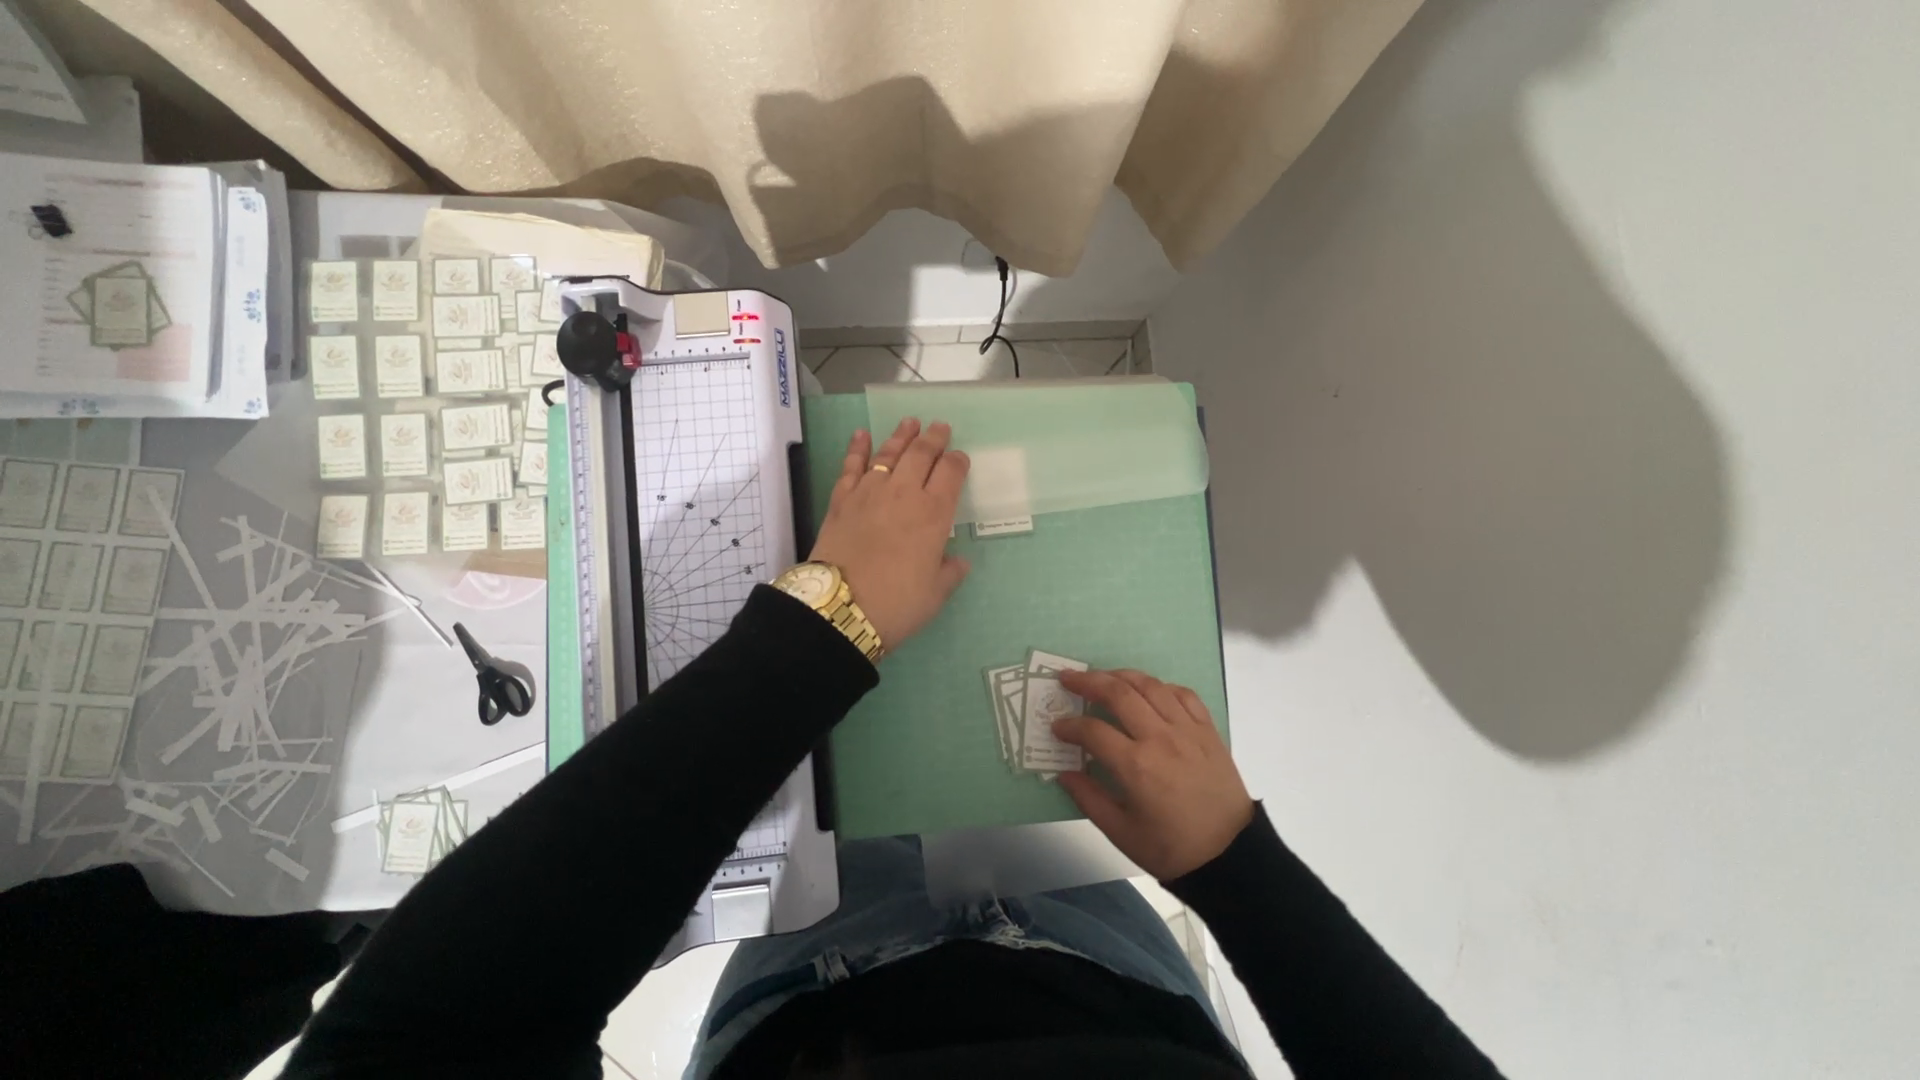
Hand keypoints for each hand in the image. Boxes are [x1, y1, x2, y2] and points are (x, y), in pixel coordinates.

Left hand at [808, 417, 970, 648]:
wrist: (840, 607)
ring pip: (889, 454)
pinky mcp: (841, 499)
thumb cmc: (896, 604)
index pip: (951, 473)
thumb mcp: (934, 594)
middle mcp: (904, 494)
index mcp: (934, 514)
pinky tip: (861, 436)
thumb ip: (949, 573)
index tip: (960, 457)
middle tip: (939, 427)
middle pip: (921, 454)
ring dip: (901, 435)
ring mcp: (869, 492)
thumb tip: (957, 561)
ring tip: (910, 422)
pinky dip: (858, 448)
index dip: (957, 461)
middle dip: (933, 438)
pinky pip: (852, 465)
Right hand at [1052, 669, 1253, 879]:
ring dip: (1122, 675)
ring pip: (1151, 686)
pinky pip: (1183, 695)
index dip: (1069, 726)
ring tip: (1103, 676)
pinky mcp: (1208, 731)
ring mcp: (1187, 730)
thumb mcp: (1121, 832)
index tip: (1057, 727)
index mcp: (1135, 766)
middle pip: (1119, 694)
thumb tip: (1064, 773)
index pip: (1092, 731)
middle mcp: (1160, 738)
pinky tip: (1149, 690)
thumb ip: (1088, 798)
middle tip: (1068, 678)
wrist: (1230, 855)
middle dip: (1088, 682)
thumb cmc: (1170, 848)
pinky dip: (1162, 686)